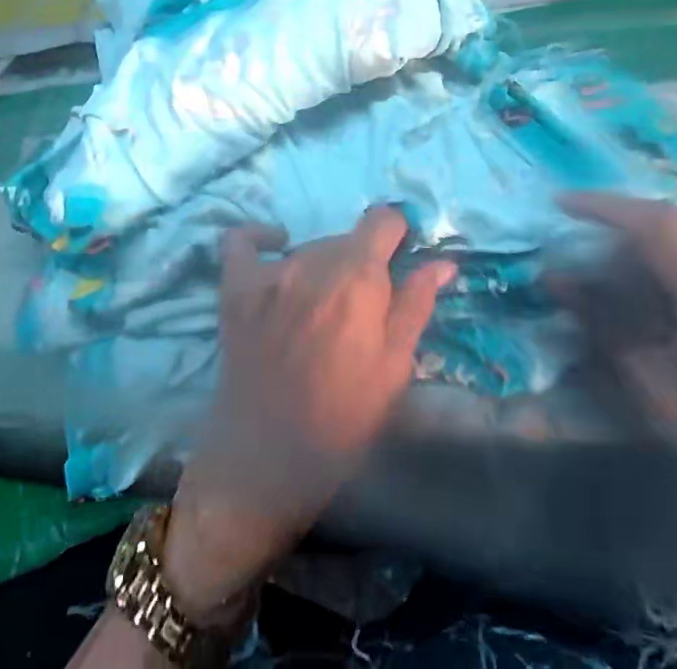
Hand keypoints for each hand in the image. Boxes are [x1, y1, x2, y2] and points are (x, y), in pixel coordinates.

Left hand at [163, 208, 453, 618]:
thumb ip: (415, 306)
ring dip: (322, 265)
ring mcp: (267, 274)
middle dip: (362, 262)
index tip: (400, 256)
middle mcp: (311, 264)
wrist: (266, 457)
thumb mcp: (394, 369)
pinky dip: (261, 238)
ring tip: (323, 306)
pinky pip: (241, 241)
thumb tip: (442, 262)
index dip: (397, 233)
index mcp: (357, 280)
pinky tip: (277, 247)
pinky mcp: (234, 288)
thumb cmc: (343, 421)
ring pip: (306, 247)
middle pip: (345, 239)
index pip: (382, 220)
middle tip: (363, 307)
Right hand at [557, 193, 676, 550]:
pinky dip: (675, 277)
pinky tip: (658, 311)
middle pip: (674, 236)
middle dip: (620, 240)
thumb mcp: (655, 385)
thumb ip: (603, 323)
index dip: (608, 207)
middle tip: (582, 264)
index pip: (662, 226)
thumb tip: (555, 280)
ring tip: (613, 291)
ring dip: (647, 261)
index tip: (563, 204)